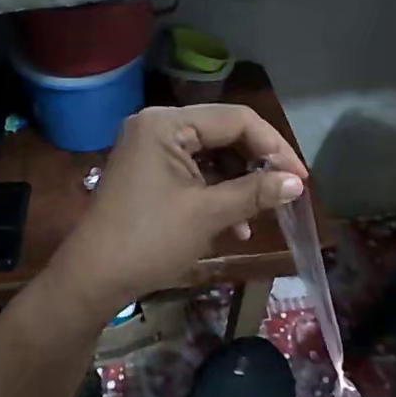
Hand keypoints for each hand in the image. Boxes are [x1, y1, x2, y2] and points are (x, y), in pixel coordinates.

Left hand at [49, 104, 307, 308]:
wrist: (94, 277)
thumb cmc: (150, 240)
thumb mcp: (208, 214)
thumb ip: (255, 192)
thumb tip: (297, 182)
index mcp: (166, 123)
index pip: (236, 119)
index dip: (274, 147)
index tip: (301, 178)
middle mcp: (156, 125)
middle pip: (222, 134)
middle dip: (256, 166)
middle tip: (284, 195)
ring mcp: (148, 147)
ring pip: (210, 155)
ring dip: (237, 184)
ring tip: (257, 218)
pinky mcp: (147, 170)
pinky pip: (191, 171)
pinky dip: (214, 193)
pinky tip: (233, 226)